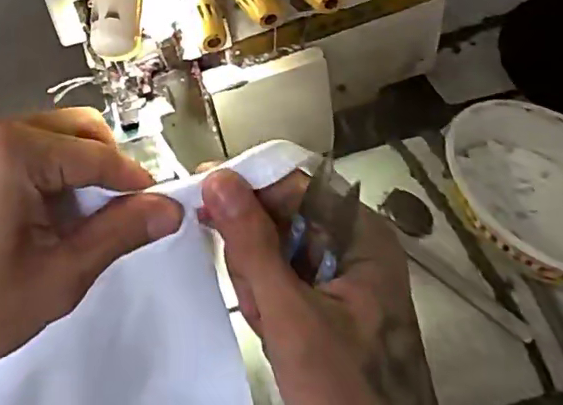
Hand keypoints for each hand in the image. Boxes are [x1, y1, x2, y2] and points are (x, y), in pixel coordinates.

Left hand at [0, 110, 183, 404]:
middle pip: (80, 132)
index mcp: (19, 149)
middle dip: (108, 172)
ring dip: (82, 175)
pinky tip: (52, 224)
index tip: (165, 210)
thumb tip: (169, 208)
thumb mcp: (57, 277)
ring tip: (84, 230)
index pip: (98, 155)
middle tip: (121, 223)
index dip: (136, 183)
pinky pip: (33, 152)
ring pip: (59, 140)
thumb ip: (117, 234)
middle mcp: (2, 130)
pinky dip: (56, 178)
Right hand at [202, 169, 432, 404]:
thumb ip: (253, 245)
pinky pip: (279, 275)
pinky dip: (267, 300)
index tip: (202, 192)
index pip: (291, 183)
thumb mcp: (293, 318)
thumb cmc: (349, 394)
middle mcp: (352, 243)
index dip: (246, 185)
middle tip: (258, 298)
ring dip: (258, 284)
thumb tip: (218, 179)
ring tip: (271, 325)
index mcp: (360, 234)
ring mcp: (340, 272)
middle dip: (256, 256)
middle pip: (278, 215)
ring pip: (271, 246)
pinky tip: (275, 331)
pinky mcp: (326, 298)